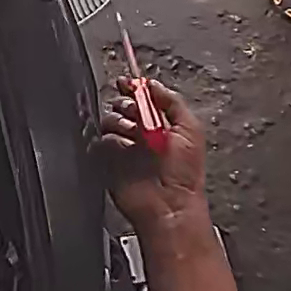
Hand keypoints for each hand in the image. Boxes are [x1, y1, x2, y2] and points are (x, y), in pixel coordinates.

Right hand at [94, 76, 209, 238]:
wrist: (168, 207)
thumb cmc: (184, 174)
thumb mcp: (190, 129)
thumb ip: (172, 102)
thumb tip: (151, 84)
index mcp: (162, 125)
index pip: (143, 98)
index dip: (134, 88)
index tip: (126, 82)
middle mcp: (142, 134)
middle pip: (123, 106)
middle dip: (125, 103)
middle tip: (132, 111)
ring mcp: (125, 148)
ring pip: (109, 121)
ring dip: (117, 121)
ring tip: (130, 132)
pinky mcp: (109, 162)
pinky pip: (99, 142)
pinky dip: (106, 140)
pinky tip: (118, 146)